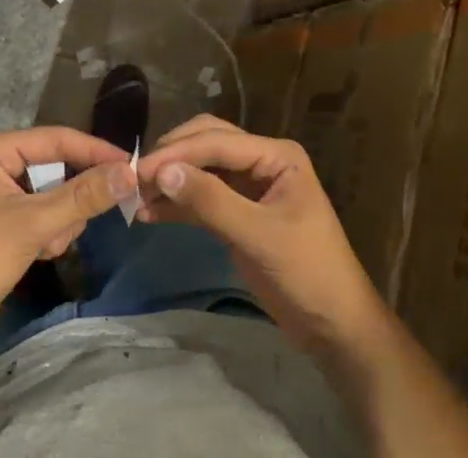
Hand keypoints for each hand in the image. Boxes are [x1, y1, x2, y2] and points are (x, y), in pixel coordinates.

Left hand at [0, 126, 135, 359]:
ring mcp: (1, 193)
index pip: (57, 139)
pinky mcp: (6, 221)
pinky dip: (51, 232)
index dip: (95, 151)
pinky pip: (45, 213)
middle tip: (87, 218)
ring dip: (61, 220)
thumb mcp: (36, 224)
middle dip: (72, 197)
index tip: (131, 166)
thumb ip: (84, 196)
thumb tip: (129, 173)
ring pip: (56, 193)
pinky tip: (40, 253)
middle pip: (58, 166)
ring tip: (48, 244)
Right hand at [136, 115, 383, 350]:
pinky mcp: (237, 213)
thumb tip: (161, 172)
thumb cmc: (307, 272)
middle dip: (171, 158)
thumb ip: (211, 201)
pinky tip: (149, 214)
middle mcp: (262, 162)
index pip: (217, 141)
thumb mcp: (259, 235)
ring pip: (199, 169)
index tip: (137, 170)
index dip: (177, 153)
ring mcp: (248, 187)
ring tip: (135, 198)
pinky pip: (200, 197)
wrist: (334, 326)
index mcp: (277, 155)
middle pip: (206, 144)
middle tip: (133, 179)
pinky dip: (176, 203)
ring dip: (170, 180)